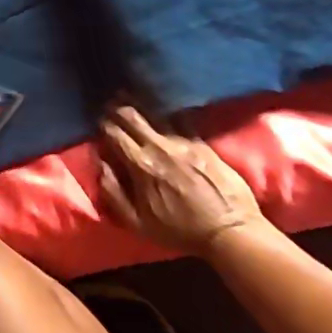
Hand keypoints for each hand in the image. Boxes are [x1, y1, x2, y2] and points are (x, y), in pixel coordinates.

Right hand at [98, 105, 265, 255]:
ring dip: (141, 106)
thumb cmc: (181, 231)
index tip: (100, 123)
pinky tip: (166, 112)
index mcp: (140, 165)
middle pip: (131, 115)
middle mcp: (159, 146)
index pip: (114, 133)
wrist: (231, 232)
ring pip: (155, 113)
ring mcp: (183, 143)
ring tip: (133, 100)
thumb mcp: (138, 223)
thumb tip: (100, 165)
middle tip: (111, 104)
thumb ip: (113, 193)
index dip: (103, 125)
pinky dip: (168, 114)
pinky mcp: (203, 144)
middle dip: (118, 107)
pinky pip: (181, 120)